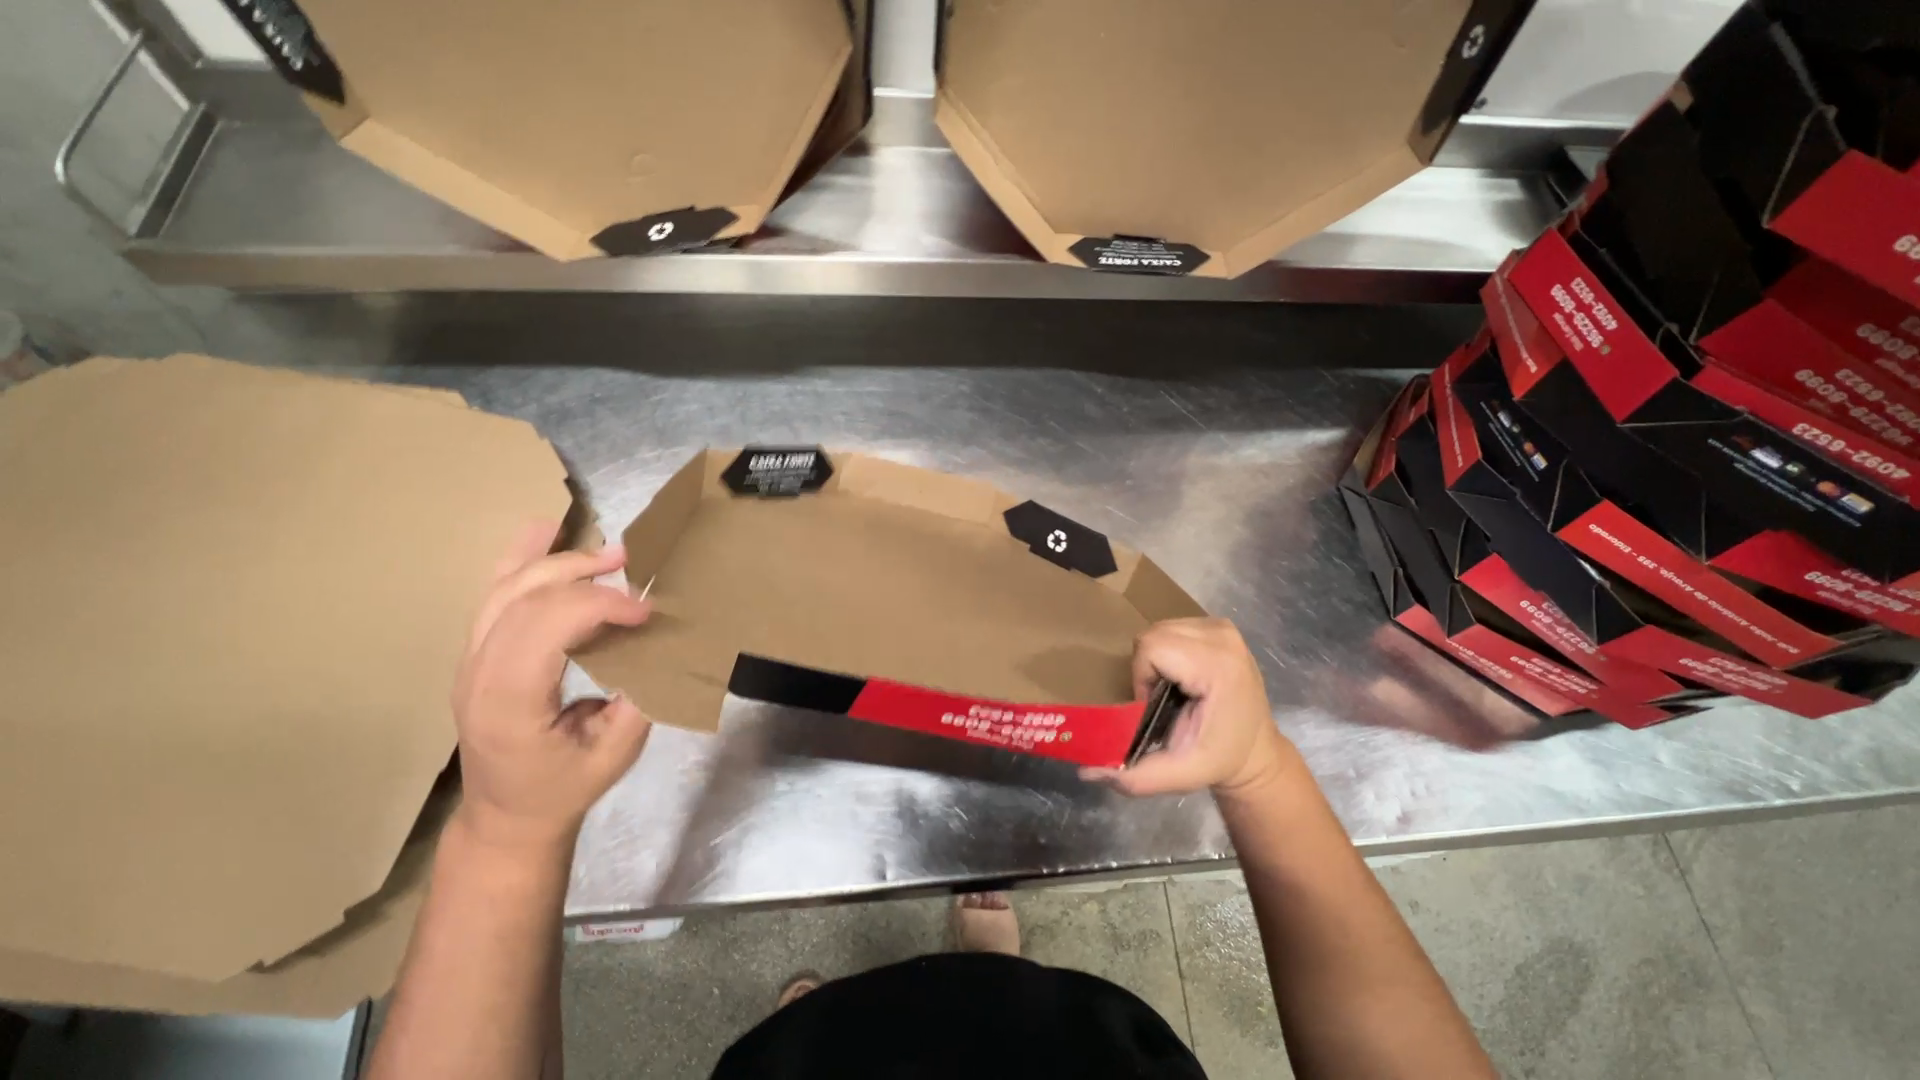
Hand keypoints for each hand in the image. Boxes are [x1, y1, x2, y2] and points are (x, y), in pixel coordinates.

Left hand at [451, 523, 653, 852]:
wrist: (507, 816)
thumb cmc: (563, 789)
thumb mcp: (613, 753)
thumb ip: (638, 699)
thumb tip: (663, 645)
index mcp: (508, 702)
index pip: (547, 627)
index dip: (599, 606)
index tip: (646, 612)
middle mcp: (478, 672)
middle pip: (526, 598)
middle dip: (583, 574)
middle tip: (633, 566)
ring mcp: (469, 660)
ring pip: (506, 588)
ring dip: (558, 562)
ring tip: (608, 552)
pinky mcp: (476, 653)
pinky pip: (494, 595)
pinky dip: (520, 558)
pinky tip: (543, 529)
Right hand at [1083, 618, 1295, 797]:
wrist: (1257, 751)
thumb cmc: (1219, 760)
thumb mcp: (1179, 775)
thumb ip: (1134, 778)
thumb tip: (1087, 772)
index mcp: (1217, 666)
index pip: (1152, 648)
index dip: (1142, 678)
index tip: (1156, 708)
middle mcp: (1223, 637)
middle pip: (1153, 635)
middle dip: (1146, 668)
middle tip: (1160, 700)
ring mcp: (1223, 627)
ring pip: (1160, 628)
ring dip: (1155, 659)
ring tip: (1172, 689)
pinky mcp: (1221, 626)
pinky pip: (1174, 628)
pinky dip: (1168, 650)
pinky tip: (1183, 676)